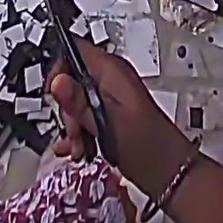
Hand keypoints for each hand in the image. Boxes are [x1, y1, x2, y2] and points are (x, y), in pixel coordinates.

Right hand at [47, 38, 191, 193]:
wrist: (169, 173)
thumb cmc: (146, 146)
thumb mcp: (106, 124)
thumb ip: (79, 101)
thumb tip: (57, 80)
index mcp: (111, 70)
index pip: (74, 49)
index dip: (58, 67)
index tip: (52, 94)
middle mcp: (110, 77)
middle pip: (73, 77)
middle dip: (67, 106)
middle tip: (73, 129)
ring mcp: (111, 95)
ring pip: (77, 99)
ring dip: (73, 123)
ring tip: (79, 145)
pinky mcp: (111, 112)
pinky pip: (87, 113)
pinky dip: (80, 130)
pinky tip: (80, 149)